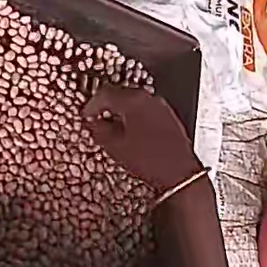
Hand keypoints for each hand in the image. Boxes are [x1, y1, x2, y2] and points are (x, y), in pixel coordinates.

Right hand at [81, 84, 202, 190]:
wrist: (179, 173)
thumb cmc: (150, 160)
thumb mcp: (115, 147)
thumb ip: (99, 130)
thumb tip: (93, 123)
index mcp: (133, 101)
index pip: (105, 93)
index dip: (91, 105)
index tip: (86, 115)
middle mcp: (149, 99)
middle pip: (121, 94)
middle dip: (106, 106)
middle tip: (96, 120)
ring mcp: (161, 106)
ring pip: (134, 101)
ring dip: (121, 112)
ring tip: (113, 128)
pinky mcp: (169, 116)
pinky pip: (146, 109)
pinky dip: (135, 116)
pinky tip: (131, 132)